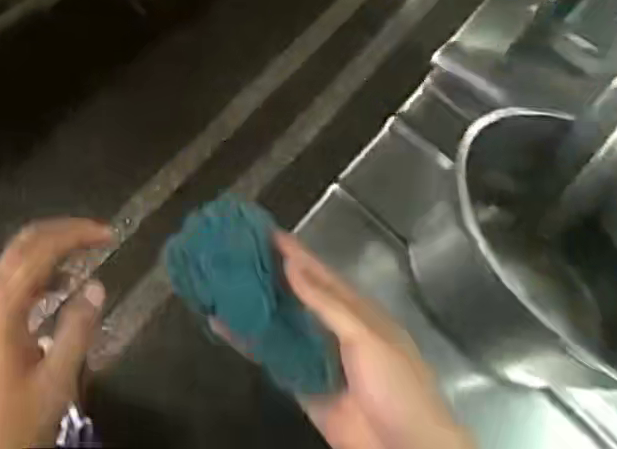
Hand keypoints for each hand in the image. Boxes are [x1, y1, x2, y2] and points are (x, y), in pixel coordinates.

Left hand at [0, 218, 112, 448]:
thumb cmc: (12, 421)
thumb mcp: (53, 382)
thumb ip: (76, 331)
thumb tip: (98, 286)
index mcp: (3, 300)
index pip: (41, 245)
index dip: (76, 233)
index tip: (109, 234)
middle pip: (27, 243)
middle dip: (64, 232)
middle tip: (101, 236)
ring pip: (20, 259)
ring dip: (53, 250)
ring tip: (88, 255)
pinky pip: (15, 280)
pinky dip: (41, 272)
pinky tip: (64, 287)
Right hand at [225, 232, 472, 448]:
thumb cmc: (399, 389)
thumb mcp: (368, 339)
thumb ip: (327, 303)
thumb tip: (290, 263)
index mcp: (354, 311)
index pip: (317, 271)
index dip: (290, 249)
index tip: (259, 227)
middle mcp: (331, 327)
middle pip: (292, 292)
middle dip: (264, 271)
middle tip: (229, 248)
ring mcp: (314, 356)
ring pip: (276, 320)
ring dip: (249, 302)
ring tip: (216, 279)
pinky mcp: (300, 383)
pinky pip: (268, 356)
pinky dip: (244, 339)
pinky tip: (218, 323)